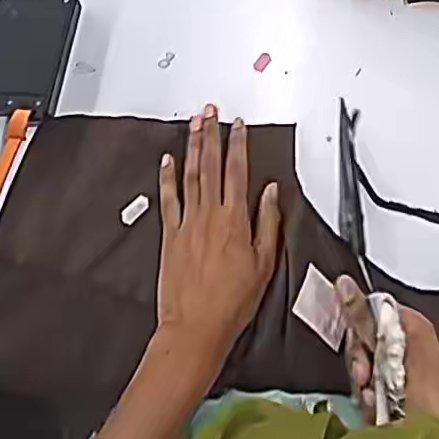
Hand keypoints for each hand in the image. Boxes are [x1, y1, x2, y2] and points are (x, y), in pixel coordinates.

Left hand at [155, 105, 281, 364]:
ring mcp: (187, 222)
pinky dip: (167, 177)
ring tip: (194, 124)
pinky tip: (167, 160)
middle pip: (211, 165)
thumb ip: (268, 223)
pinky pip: (168, 199)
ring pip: (190, 175)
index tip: (238, 126)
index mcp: (234, 219)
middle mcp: (209, 215)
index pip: (237, 171)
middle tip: (211, 111)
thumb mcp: (263, 264)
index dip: (238, 144)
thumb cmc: (231, 301)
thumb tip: (270, 193)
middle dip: (212, 134)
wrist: (195, 327)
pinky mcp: (170, 235)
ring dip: (192, 146)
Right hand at [335, 274, 438, 438]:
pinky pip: (373, 394)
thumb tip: (344, 283)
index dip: (358, 330)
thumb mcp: (393, 356)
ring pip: (365, 371)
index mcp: (411, 325)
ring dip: (365, 390)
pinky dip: (372, 406)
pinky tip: (381, 417)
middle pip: (364, 342)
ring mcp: (404, 374)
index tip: (361, 352)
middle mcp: (408, 345)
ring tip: (379, 405)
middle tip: (369, 381)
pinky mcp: (401, 399)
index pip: (369, 309)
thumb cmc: (435, 409)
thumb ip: (364, 319)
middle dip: (361, 366)